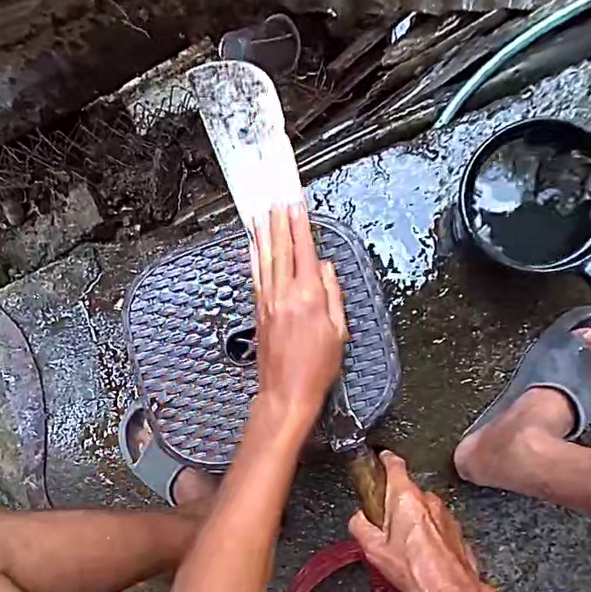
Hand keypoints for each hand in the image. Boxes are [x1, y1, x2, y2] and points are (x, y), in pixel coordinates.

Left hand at [250, 205, 346, 420]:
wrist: (286, 392)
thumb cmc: (316, 368)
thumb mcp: (338, 331)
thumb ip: (332, 295)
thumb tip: (326, 269)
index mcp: (309, 298)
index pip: (304, 250)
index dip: (300, 224)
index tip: (297, 204)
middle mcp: (285, 295)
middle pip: (281, 249)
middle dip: (280, 221)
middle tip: (277, 198)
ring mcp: (268, 302)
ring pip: (264, 259)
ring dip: (263, 233)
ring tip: (261, 213)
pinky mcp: (259, 311)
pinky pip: (256, 275)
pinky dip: (253, 257)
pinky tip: (252, 245)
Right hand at [348, 452, 493, 591]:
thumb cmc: (417, 571)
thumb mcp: (373, 549)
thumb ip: (359, 525)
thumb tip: (359, 519)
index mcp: (405, 497)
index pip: (394, 463)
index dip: (384, 459)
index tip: (379, 459)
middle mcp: (428, 500)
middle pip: (406, 490)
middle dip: (394, 502)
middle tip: (384, 524)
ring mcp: (445, 515)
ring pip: (422, 508)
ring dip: (412, 520)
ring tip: (405, 546)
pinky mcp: (456, 530)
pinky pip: (436, 524)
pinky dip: (427, 533)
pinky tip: (422, 555)